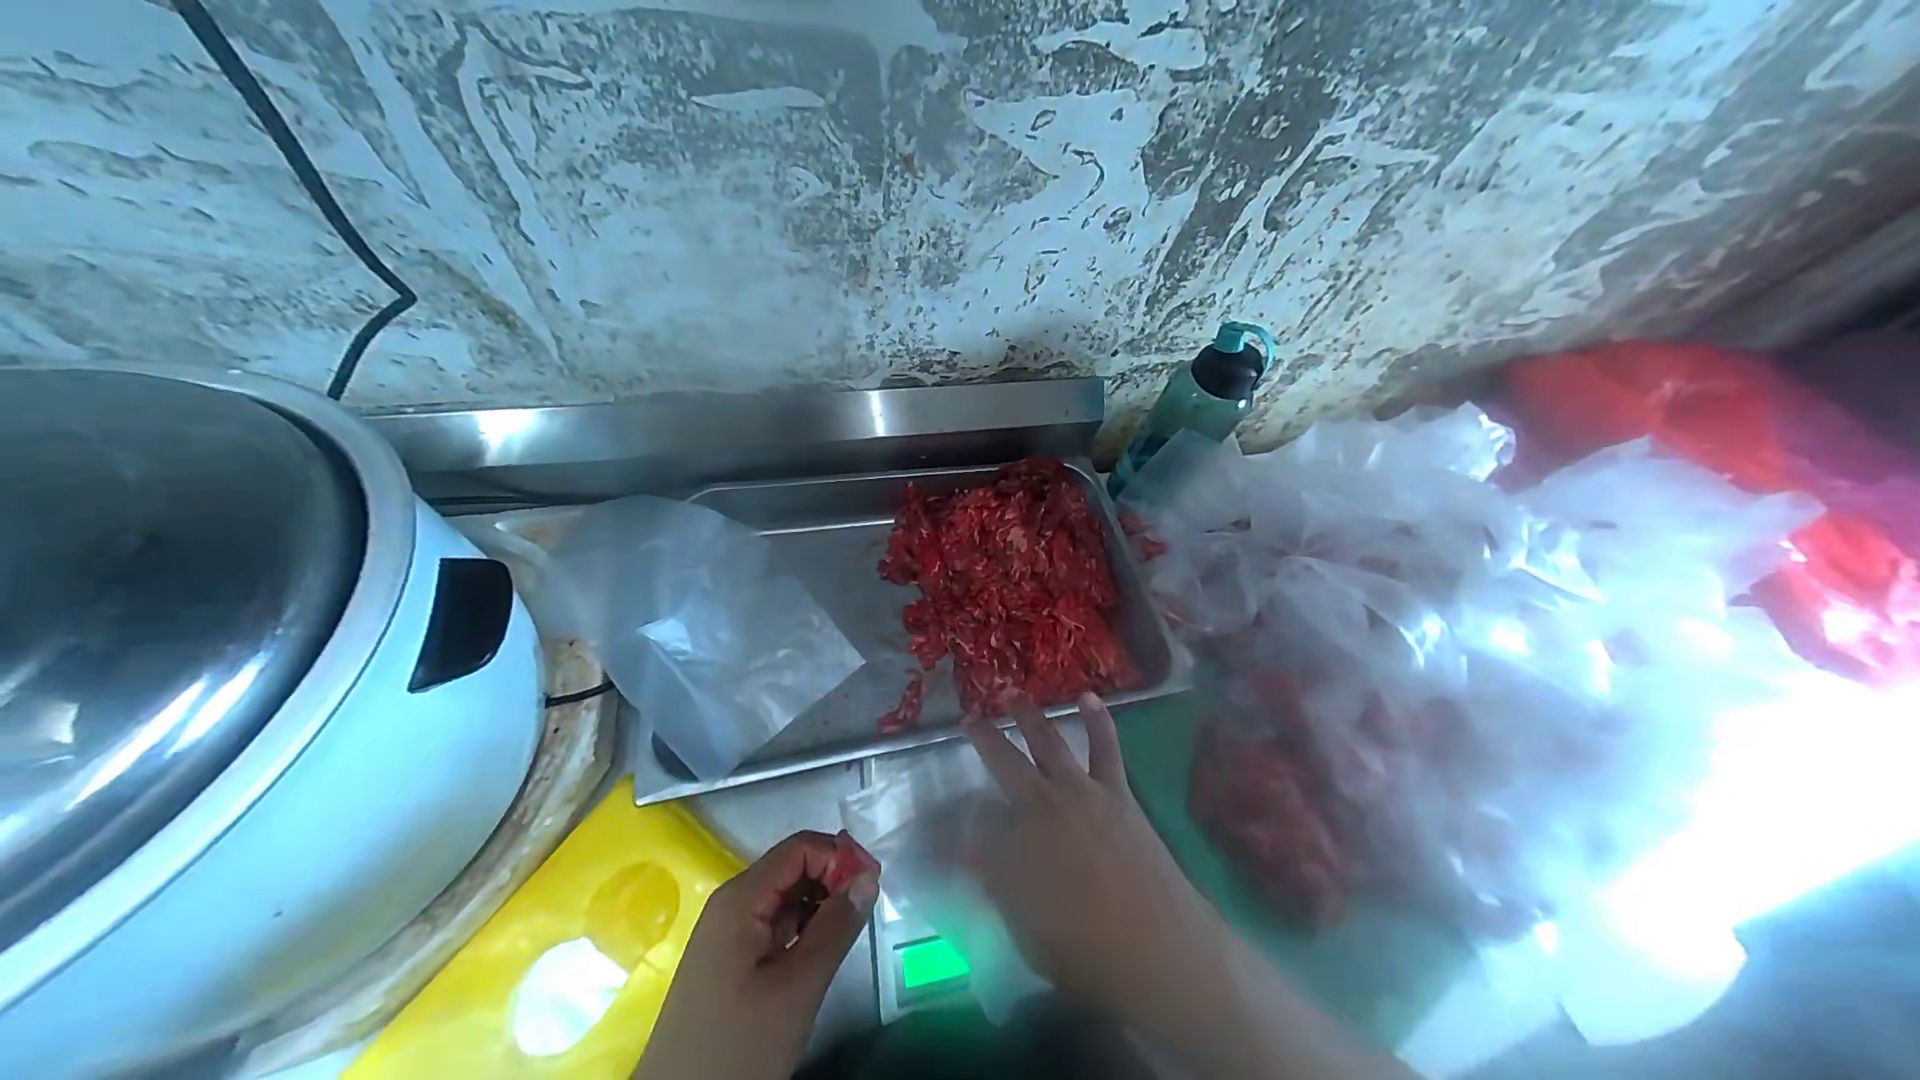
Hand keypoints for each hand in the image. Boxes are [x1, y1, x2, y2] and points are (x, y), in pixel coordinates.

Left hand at [636, 831, 878, 1079]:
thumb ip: (836, 926)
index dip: (839, 856)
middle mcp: (731, 903)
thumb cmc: (739, 1044)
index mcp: (741, 898)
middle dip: (832, 878)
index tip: (872, 885)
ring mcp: (728, 931)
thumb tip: (868, 877)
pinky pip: (774, 922)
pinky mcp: (730, 958)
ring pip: (786, 895)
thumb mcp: (798, 986)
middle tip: (864, 911)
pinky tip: (818, 952)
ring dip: (820, 904)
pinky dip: (803, 927)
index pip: (800, 847)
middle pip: (792, 867)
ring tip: (845, 934)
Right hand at [965, 695, 1414, 1079]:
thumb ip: (998, 887)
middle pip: (1003, 762)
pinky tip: (1089, 697)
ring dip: (1029, 716)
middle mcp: (1040, 805)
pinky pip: (1105, 748)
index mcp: (1011, 840)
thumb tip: (975, 856)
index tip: (955, 814)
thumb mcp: (1024, 932)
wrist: (1158, 950)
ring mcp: (1081, 793)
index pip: (975, 816)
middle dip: (983, 738)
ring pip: (1049, 742)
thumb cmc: (1085, 953)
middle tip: (969, 720)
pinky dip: (1098, 720)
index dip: (963, 816)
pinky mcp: (1116, 792)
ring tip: (1014, 695)